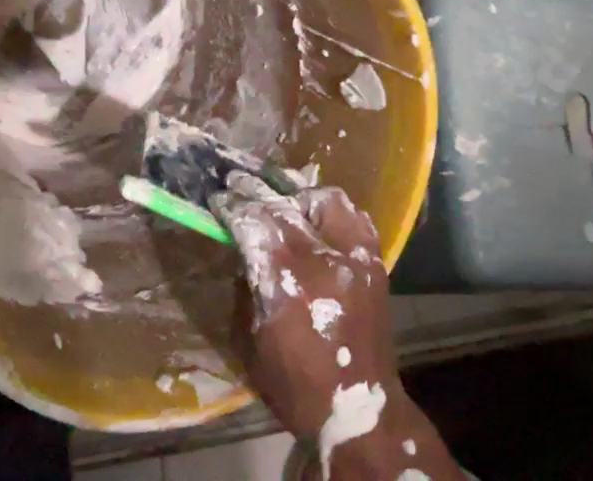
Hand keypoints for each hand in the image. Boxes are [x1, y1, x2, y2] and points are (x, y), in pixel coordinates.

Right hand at [210, 175, 395, 439]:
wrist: (358, 409)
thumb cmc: (293, 383)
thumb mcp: (250, 339)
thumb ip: (246, 288)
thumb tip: (243, 252)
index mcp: (285, 282)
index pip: (253, 222)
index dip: (232, 206)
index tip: (218, 200)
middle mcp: (322, 260)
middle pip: (284, 205)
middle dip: (255, 190)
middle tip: (237, 183)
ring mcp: (353, 257)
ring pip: (325, 199)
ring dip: (298, 195)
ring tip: (283, 198)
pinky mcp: (374, 262)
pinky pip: (355, 217)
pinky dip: (333, 211)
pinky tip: (317, 215)